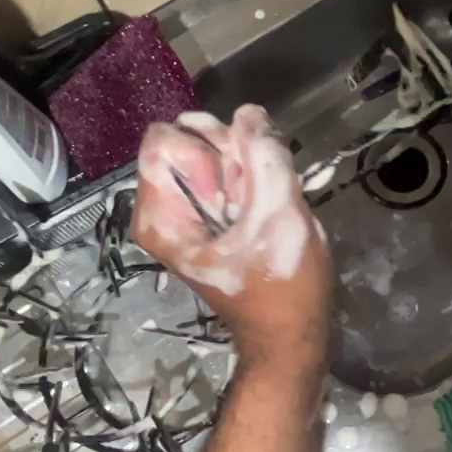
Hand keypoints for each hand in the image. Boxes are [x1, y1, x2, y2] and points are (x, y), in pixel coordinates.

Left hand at [132, 105, 332, 376]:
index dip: (212, 148)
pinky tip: (268, 215)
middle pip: (190, 142)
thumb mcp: (280, 219)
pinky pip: (228, 176)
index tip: (242, 184)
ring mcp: (188, 213)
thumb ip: (265, 159)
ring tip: (267, 212)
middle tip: (259, 199)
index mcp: (159, 214)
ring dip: (249, 173)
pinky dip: (253, 186)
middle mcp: (163, 209)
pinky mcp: (212, 218)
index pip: (167, 137)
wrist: (292, 338)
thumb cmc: (283, 289)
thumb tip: (250, 113)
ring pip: (214, 156)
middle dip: (233, 158)